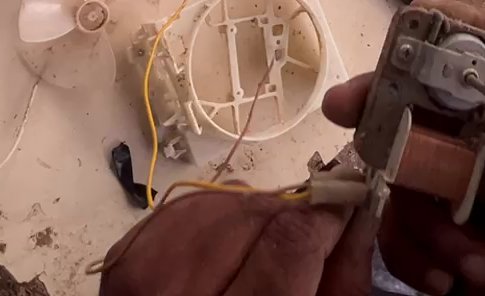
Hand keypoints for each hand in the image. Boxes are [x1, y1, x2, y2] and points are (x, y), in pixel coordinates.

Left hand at [96, 187, 375, 294]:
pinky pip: (192, 204)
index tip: (348, 200)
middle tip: (309, 234)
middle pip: (256, 214)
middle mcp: (174, 294)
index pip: (288, 243)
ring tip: (261, 252)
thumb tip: (359, 209)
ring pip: (226, 198)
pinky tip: (224, 250)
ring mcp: (139, 271)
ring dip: (255, 214)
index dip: (326, 213)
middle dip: (291, 216)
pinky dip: (218, 216)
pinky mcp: (126, 252)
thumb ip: (340, 278)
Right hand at [322, 0, 484, 295]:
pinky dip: (410, 255)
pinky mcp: (439, 239)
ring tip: (467, 262)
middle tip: (345, 108)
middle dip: (380, 98)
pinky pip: (397, 231)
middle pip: (423, 100)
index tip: (411, 31)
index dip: (451, 29)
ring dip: (419, 216)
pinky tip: (447, 282)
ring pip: (403, 170)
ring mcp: (459, 189)